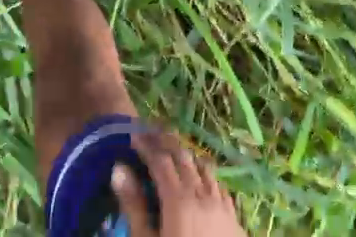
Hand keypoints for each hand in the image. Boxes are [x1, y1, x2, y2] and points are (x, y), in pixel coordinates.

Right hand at [115, 132, 246, 236]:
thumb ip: (134, 206)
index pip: (160, 160)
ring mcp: (222, 207)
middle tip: (150, 134)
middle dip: (165, 142)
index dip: (145, 145)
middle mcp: (202, 196)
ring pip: (205, 168)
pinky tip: (202, 181)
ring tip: (174, 152)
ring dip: (188, 155)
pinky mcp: (235, 222)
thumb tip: (119, 169)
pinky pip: (221, 187)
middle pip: (183, 157)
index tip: (132, 136)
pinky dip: (207, 176)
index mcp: (178, 200)